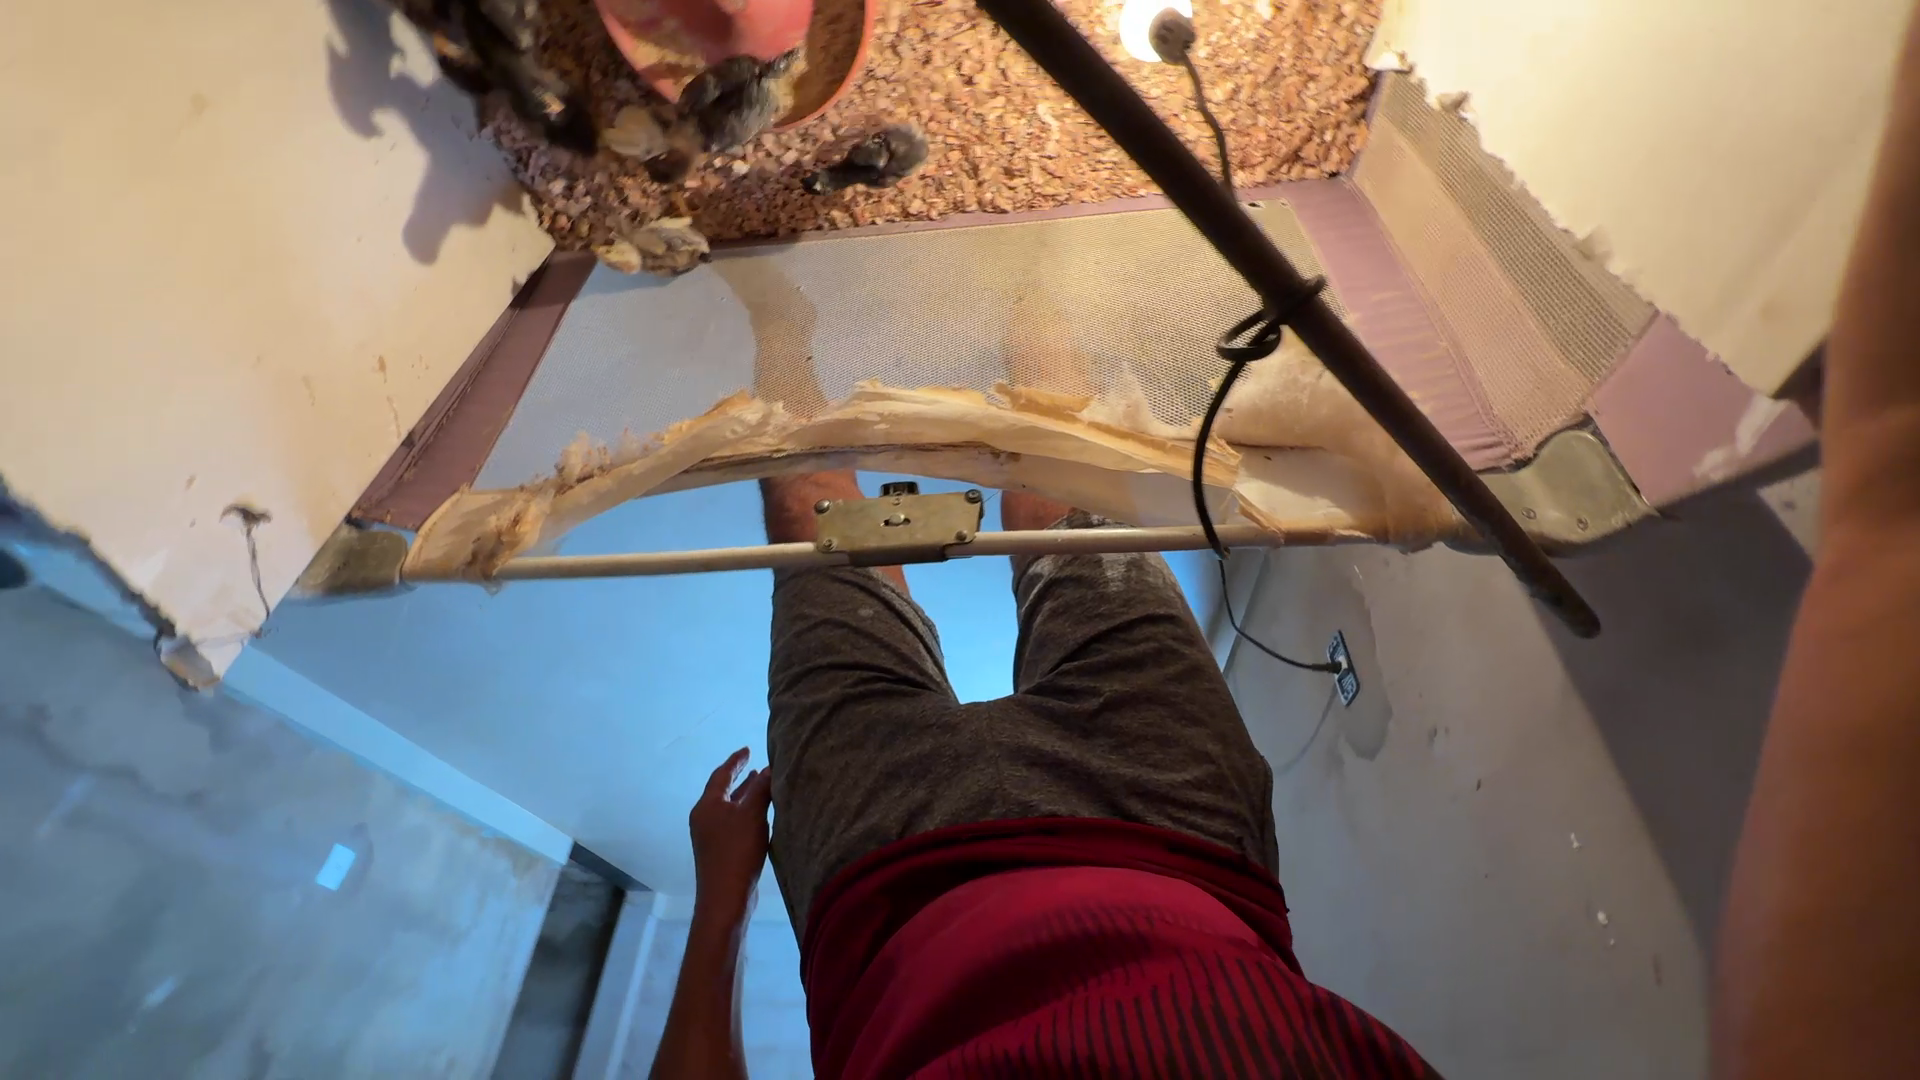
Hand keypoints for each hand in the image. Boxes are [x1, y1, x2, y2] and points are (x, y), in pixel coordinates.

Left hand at [689, 748, 772, 921]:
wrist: (725, 897)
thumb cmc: (737, 850)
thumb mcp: (752, 814)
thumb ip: (761, 789)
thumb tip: (770, 768)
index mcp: (707, 805)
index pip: (721, 775)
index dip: (735, 761)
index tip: (747, 749)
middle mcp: (704, 818)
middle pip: (722, 791)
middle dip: (740, 778)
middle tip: (756, 766)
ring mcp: (710, 836)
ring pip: (729, 807)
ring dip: (744, 795)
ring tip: (761, 785)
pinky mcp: (719, 851)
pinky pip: (733, 821)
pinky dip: (746, 812)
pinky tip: (761, 815)